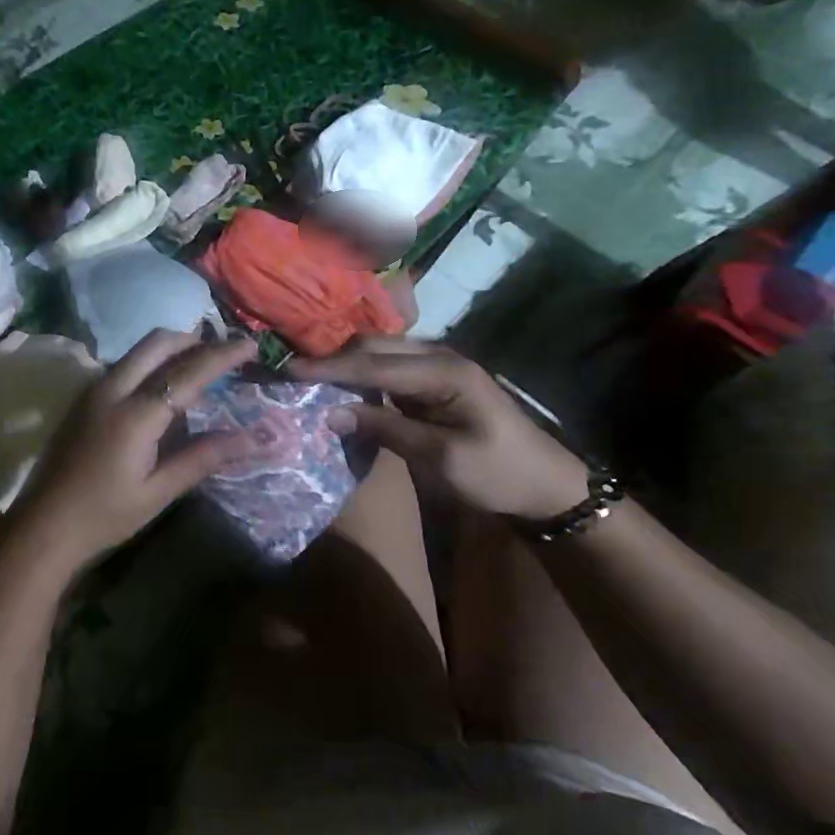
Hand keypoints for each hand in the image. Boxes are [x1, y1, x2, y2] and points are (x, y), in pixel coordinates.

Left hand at [9, 330, 259, 561]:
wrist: (41, 529)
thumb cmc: (105, 516)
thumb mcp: (159, 491)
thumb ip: (204, 457)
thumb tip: (255, 439)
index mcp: (134, 415)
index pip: (187, 372)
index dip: (222, 355)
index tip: (252, 344)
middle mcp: (111, 390)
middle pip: (158, 343)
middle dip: (195, 340)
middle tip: (224, 352)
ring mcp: (93, 391)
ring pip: (139, 351)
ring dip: (172, 349)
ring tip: (201, 367)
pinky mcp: (83, 399)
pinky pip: (125, 365)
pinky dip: (152, 363)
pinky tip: (165, 390)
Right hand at [291, 338, 589, 518]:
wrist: (546, 486)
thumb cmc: (499, 474)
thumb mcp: (441, 458)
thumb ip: (386, 430)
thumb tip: (330, 413)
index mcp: (444, 372)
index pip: (374, 364)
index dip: (329, 368)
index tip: (288, 371)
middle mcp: (440, 358)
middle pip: (375, 348)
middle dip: (333, 359)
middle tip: (292, 375)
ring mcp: (440, 369)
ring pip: (381, 355)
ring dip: (347, 366)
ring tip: (310, 381)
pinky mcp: (437, 385)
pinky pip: (392, 372)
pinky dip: (364, 378)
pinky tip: (344, 392)